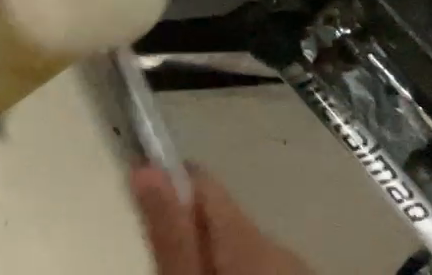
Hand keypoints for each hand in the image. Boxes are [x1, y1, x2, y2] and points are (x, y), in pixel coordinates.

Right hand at [131, 166, 313, 274]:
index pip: (201, 181)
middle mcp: (286, 251)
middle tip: (173, 272)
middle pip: (223, 218)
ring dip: (220, 263)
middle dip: (195, 237)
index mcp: (251, 240)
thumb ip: (167, 231)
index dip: (169, 187)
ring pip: (245, 249)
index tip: (148, 214)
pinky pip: (268, 271)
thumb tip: (146, 167)